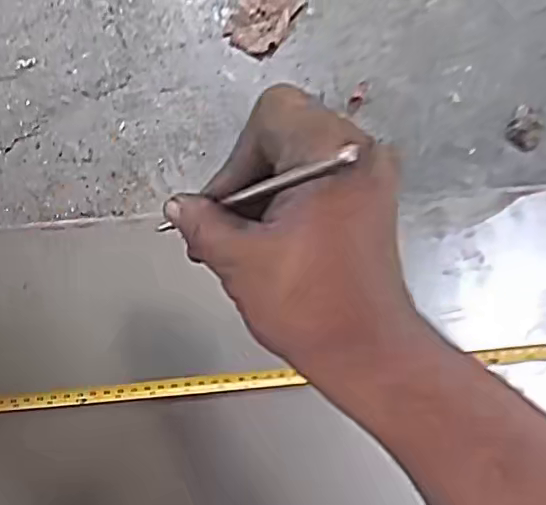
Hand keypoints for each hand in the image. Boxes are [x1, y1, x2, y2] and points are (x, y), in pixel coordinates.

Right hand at [165, 86, 434, 375]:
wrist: (358, 347)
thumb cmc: (317, 308)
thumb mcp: (238, 261)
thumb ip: (202, 224)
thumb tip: (181, 207)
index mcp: (333, 154)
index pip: (270, 116)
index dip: (233, 162)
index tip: (221, 205)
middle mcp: (358, 156)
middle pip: (280, 139)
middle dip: (240, 187)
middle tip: (222, 232)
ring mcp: (364, 181)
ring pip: (291, 168)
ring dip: (257, 206)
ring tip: (242, 250)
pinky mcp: (361, 207)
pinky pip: (309, 192)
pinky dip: (280, 216)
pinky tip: (265, 253)